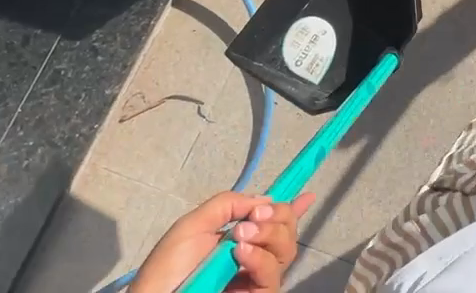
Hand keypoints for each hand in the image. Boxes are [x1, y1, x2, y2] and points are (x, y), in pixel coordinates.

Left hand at [129, 191, 313, 292]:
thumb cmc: (167, 269)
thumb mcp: (193, 225)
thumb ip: (228, 203)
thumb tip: (265, 201)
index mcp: (239, 241)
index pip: (274, 224)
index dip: (294, 210)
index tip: (308, 195)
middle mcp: (252, 259)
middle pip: (288, 232)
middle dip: (280, 215)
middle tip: (255, 216)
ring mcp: (255, 280)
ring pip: (287, 250)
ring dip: (269, 235)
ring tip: (240, 237)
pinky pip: (273, 276)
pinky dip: (260, 258)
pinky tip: (241, 254)